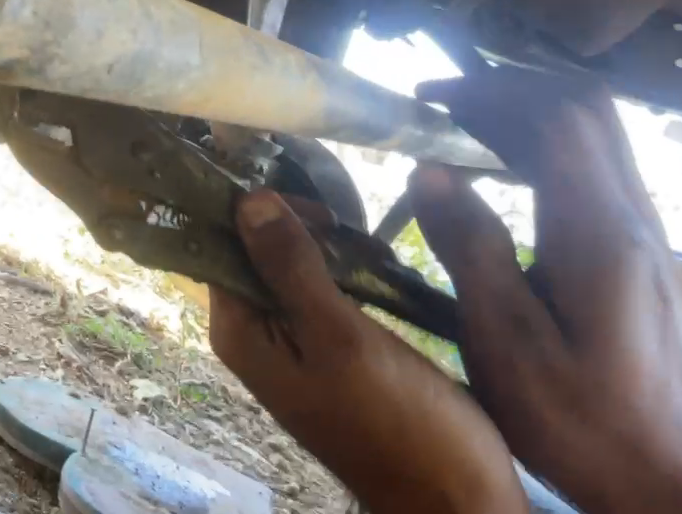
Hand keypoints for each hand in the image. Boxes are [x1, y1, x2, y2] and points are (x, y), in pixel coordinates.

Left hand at [212, 189, 525, 513]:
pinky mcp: (320, 353)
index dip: (256, 212)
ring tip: (371, 247)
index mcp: (236, 329)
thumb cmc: (402, 423)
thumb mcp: (342, 336)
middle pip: (252, 253)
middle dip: (296, 228)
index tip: (311, 202)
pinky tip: (375, 267)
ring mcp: (283, 345)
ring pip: (287, 269)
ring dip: (323, 250)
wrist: (461, 510)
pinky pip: (314, 294)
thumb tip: (246, 200)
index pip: (220, 243)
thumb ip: (290, 266)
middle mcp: (247, 334)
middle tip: (350, 227)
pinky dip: (339, 274)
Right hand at [414, 67, 681, 513]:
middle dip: (507, 88)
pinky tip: (495, 172)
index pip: (555, 118)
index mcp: (595, 234)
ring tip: (457, 129)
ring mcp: (644, 234)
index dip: (487, 91)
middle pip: (584, 109)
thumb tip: (428, 170)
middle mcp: (631, 219)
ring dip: (523, 112)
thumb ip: (469, 248)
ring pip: (594, 133)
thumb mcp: (508, 343)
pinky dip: (538, 145)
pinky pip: (592, 164)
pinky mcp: (640, 251)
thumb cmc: (583, 421)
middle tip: (438, 106)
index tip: (425, 99)